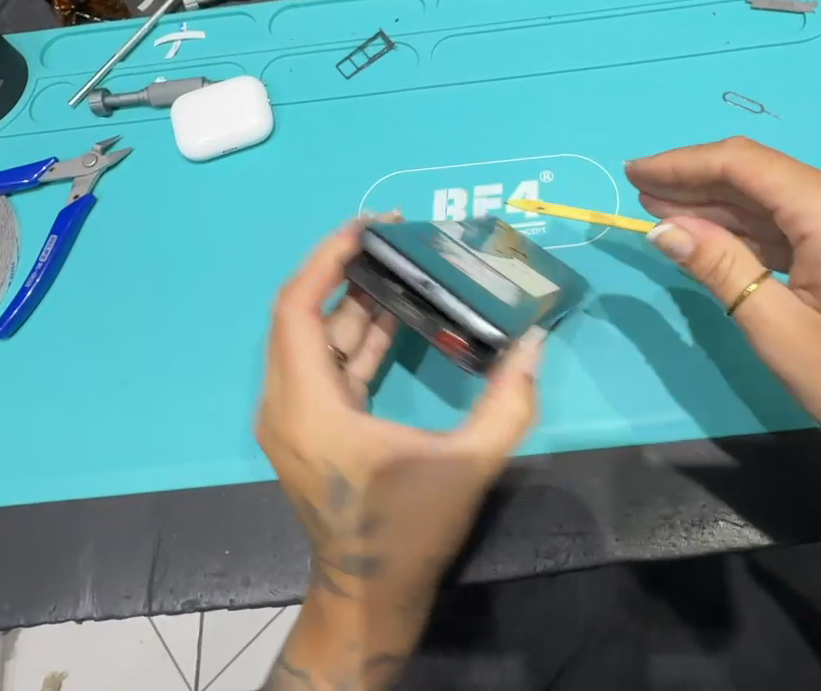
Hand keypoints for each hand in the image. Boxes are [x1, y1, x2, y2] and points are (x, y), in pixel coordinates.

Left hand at [256, 222, 544, 690]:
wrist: (370, 595)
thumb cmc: (409, 530)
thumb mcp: (468, 466)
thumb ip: (508, 403)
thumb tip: (534, 343)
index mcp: (309, 405)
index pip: (297, 306)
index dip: (327, 257)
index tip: (369, 226)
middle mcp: (285, 402)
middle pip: (300, 312)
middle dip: (344, 268)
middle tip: (393, 237)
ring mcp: (292, 415)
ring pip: (312, 335)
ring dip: (355, 300)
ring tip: (404, 267)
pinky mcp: (308, 424)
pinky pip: (325, 361)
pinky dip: (357, 334)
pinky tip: (400, 313)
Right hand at [625, 137, 820, 461]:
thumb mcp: (780, 333)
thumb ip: (720, 268)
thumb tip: (662, 229)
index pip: (744, 165)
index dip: (682, 164)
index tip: (633, 170)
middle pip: (760, 175)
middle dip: (696, 183)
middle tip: (640, 194)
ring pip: (777, 197)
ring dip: (720, 205)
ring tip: (662, 212)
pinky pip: (799, 220)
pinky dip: (753, 227)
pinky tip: (712, 234)